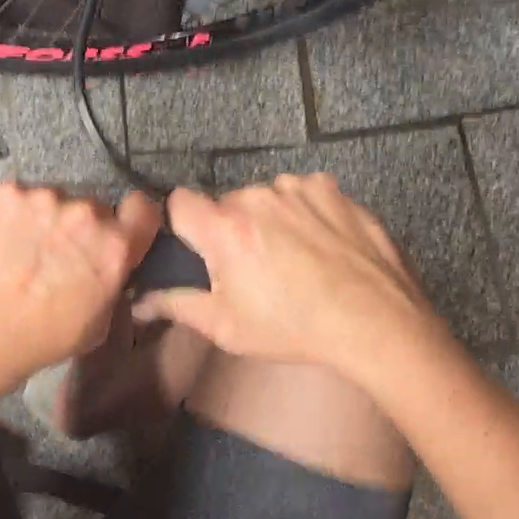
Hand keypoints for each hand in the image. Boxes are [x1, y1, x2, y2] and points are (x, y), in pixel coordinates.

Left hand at [0, 184, 162, 393]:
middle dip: (78, 227)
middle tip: (53, 255)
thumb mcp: (96, 325)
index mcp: (113, 246)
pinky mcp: (1, 191)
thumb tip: (112, 268)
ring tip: (16, 252)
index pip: (144, 209)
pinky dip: (8, 215)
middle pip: (90, 207)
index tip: (120, 230)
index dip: (133, 219)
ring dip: (41, 219)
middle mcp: (81, 212)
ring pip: (50, 200)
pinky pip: (14, 197)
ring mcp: (39, 197)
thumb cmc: (36, 340)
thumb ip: (112, 283)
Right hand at [132, 176, 450, 379]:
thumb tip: (139, 302)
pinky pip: (304, 194)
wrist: (378, 324)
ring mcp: (297, 189)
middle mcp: (256, 197)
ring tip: (297, 259)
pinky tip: (324, 246)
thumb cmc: (294, 330)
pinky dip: (307, 214)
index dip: (186, 224)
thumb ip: (178, 306)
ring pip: (266, 198)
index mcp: (224, 227)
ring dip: (271, 220)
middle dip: (233, 229)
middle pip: (227, 204)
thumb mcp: (228, 328)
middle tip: (256, 269)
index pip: (179, 201)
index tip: (202, 250)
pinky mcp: (332, 190)